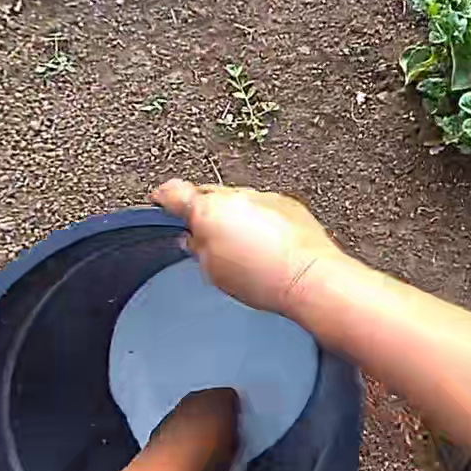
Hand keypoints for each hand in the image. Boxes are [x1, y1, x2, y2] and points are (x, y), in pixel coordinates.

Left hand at [150, 387, 238, 470]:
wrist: (172, 469)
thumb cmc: (208, 456)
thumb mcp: (235, 447)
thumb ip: (234, 434)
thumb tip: (232, 438)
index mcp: (221, 396)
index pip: (231, 397)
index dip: (233, 412)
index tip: (234, 424)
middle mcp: (197, 397)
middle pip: (209, 401)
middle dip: (213, 414)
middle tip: (218, 433)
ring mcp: (176, 410)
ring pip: (190, 412)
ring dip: (195, 423)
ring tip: (200, 446)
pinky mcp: (160, 426)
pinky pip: (175, 426)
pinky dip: (179, 434)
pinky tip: (183, 452)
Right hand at [152, 179, 347, 316]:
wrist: (308, 276)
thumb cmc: (263, 279)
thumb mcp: (213, 271)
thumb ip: (197, 248)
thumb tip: (192, 239)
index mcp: (208, 210)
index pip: (175, 192)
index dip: (165, 197)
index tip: (162, 201)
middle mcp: (237, 197)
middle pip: (209, 195)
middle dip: (205, 210)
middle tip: (205, 232)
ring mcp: (265, 197)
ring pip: (239, 201)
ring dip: (236, 215)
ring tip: (242, 244)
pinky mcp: (288, 204)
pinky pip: (265, 206)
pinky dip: (261, 218)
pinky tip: (266, 242)